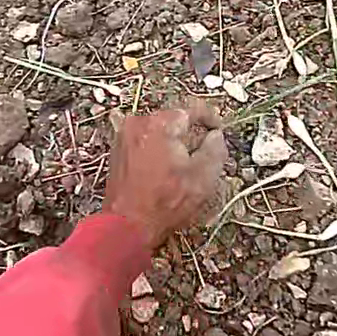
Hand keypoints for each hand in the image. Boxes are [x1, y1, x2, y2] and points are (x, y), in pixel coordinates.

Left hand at [102, 102, 228, 247]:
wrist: (127, 226)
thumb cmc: (166, 202)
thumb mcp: (203, 176)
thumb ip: (216, 149)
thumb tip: (216, 136)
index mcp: (161, 124)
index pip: (192, 109)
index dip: (211, 118)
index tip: (218, 130)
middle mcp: (139, 123)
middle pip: (175, 119)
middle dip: (191, 134)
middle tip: (203, 153)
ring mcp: (125, 136)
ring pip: (160, 130)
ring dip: (174, 142)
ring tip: (183, 166)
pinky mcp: (118, 150)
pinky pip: (146, 140)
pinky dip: (158, 148)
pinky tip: (164, 170)